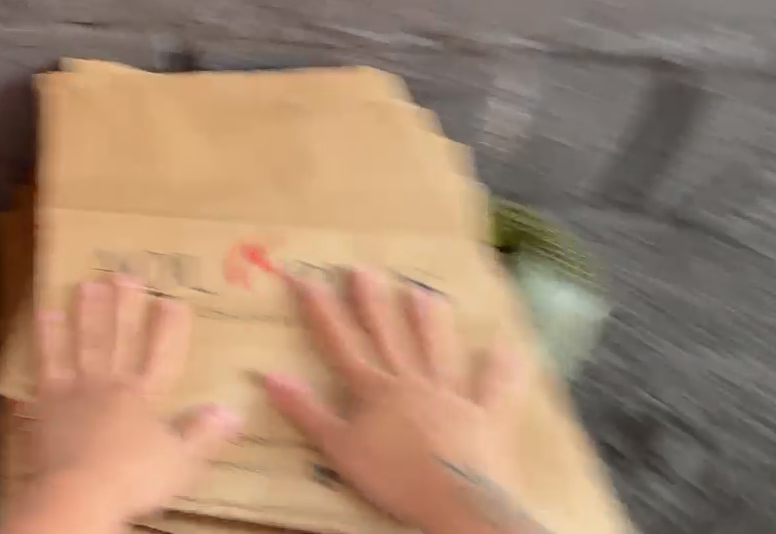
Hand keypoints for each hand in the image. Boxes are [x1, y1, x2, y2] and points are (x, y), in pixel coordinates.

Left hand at [25, 276, 240, 523]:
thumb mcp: (180, 463)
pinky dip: (47, 335)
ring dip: (87, 310)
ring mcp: (78, 386)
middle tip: (123, 274)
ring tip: (87, 282)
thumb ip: (204, 434)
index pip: (162, 355)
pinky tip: (45, 311)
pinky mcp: (49, 396)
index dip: (169, 328)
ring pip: (85, 339)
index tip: (173, 300)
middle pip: (119, 337)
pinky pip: (48, 359)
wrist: (80, 491)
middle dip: (124, 305)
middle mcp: (111, 382)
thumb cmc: (134, 480)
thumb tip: (234, 410)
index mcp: (144, 397)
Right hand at [264, 267, 530, 533]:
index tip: (307, 277)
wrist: (461, 507)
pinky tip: (506, 345)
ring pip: (436, 351)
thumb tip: (269, 374)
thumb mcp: (338, 447)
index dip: (322, 309)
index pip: (339, 341)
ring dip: (428, 321)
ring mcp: (450, 397)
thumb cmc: (395, 476)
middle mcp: (409, 382)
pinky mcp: (487, 418)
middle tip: (363, 269)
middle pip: (387, 335)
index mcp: (372, 389)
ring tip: (422, 291)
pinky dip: (502, 369)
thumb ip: (305, 410)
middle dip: (372, 301)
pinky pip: (495, 389)